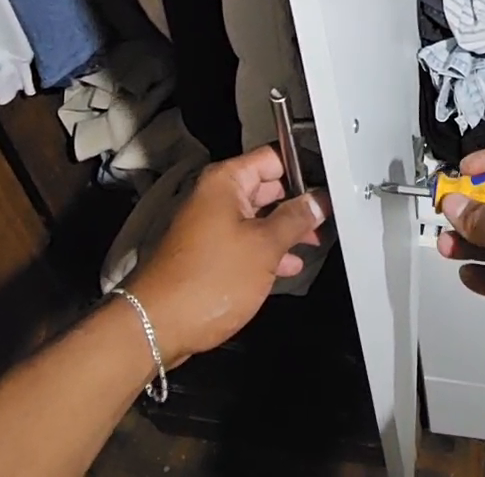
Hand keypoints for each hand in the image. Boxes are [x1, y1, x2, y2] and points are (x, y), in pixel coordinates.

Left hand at [125, 143, 330, 364]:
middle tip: (325, 215)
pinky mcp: (207, 253)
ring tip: (313, 241)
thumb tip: (317, 201)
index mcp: (226, 182)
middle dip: (296, 202)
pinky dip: (267, 249)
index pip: (273, 158)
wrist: (157, 327)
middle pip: (267, 186)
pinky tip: (288, 264)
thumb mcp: (265, 246)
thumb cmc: (207, 281)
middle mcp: (215, 197)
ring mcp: (209, 225)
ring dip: (285, 229)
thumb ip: (296, 220)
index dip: (303, 169)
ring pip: (258, 216)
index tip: (327, 185)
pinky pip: (245, 240)